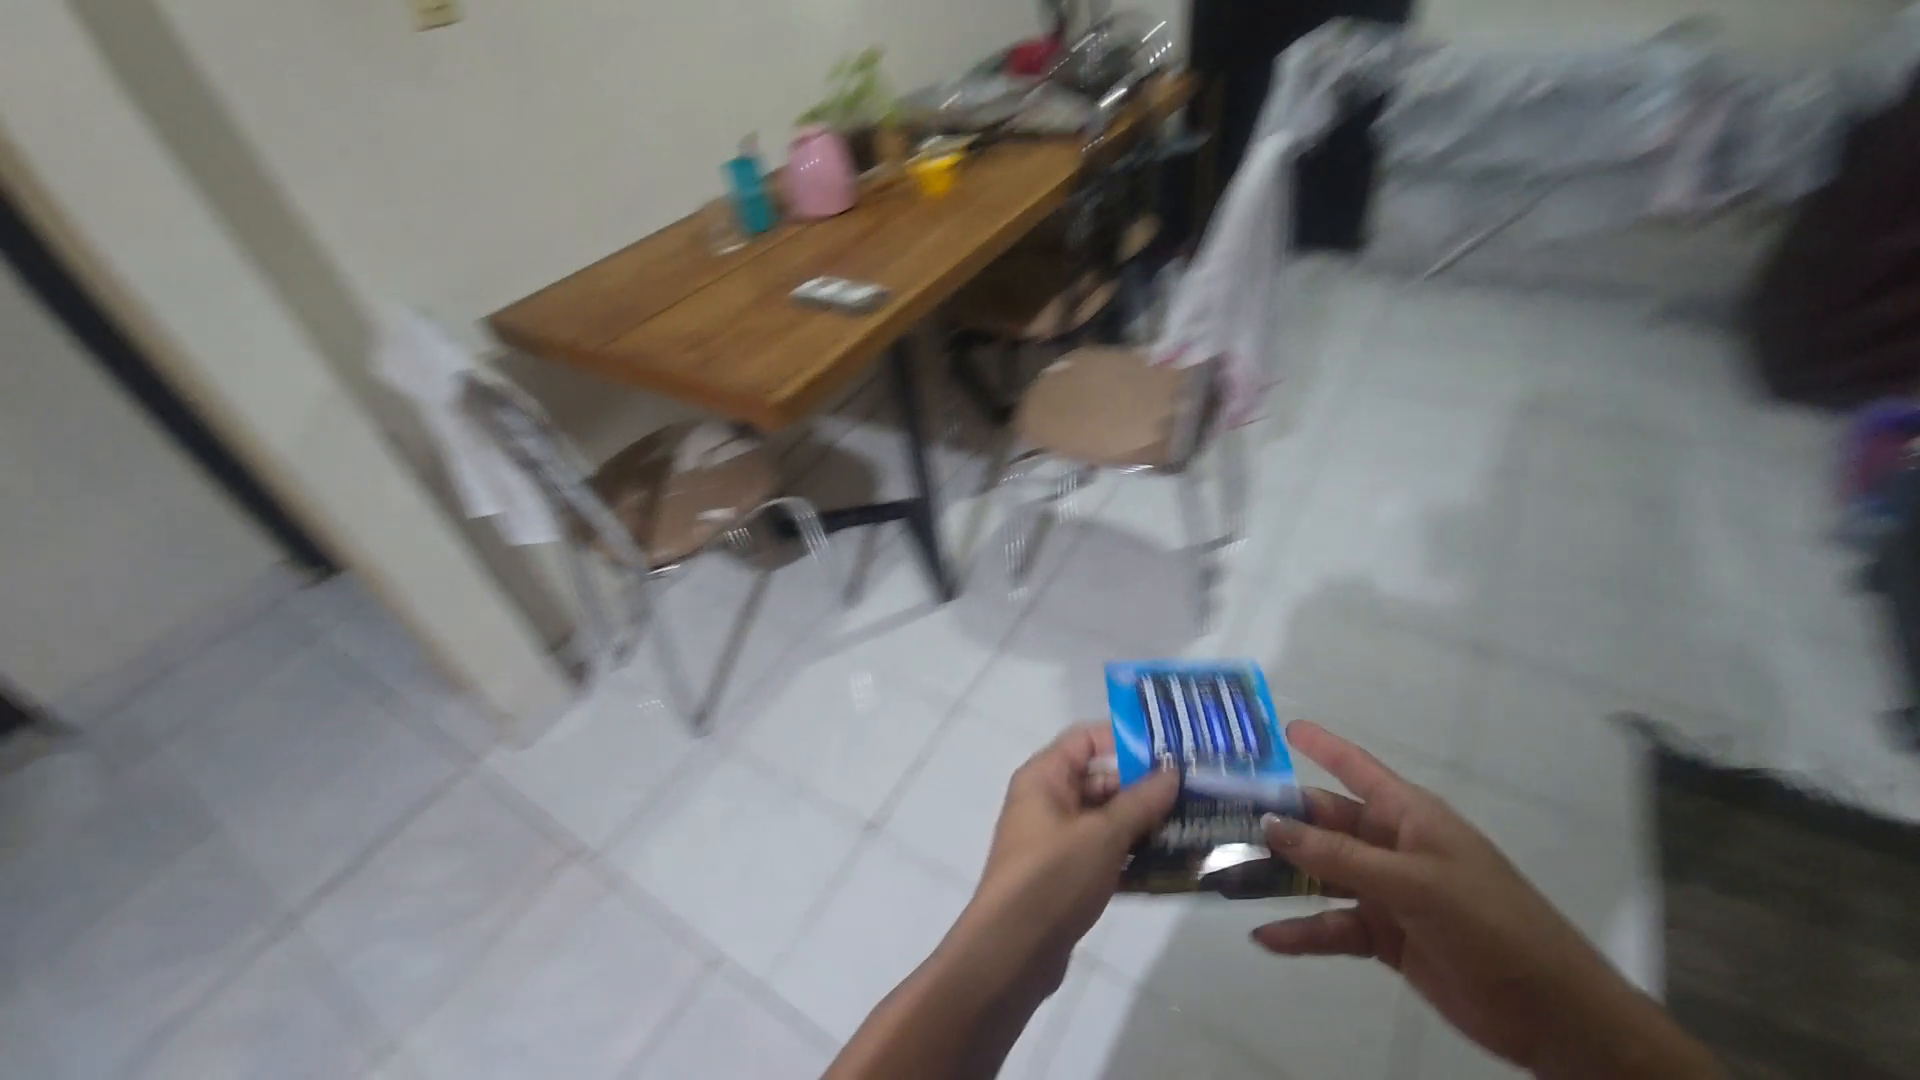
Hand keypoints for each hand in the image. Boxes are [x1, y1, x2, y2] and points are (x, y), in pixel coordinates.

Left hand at [965, 723, 1179, 968]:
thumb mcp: (1103, 834)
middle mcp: (1046, 801)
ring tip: (1193, 831)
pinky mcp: (1064, 875)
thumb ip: (1140, 801)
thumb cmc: (1053, 876)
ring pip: (1105, 820)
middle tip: (1195, 797)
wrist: (1013, 951)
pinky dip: (1130, 858)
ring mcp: (1054, 840)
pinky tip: (1170, 869)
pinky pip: (1103, 854)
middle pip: (1100, 780)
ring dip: (1143, 827)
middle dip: (1145, 789)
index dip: (1126, 740)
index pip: (1086, 739)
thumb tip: (1172, 771)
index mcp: (1044, 777)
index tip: (1171, 751)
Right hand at [1253, 721, 1718, 1079]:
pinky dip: (1301, 932)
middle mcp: (1392, 847)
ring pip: (1320, 875)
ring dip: (1279, 878)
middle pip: (1324, 824)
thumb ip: (1338, 857)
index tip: (1281, 729)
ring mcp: (1387, 892)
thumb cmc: (1490, 925)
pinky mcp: (1385, 936)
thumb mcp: (1412, 884)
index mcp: (1409, 817)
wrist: (1553, 1014)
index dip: (1322, 746)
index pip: (1357, 769)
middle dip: (1278, 821)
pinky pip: (1331, 926)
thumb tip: (1270, 822)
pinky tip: (1265, 938)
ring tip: (1226, 876)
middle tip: (1221, 817)